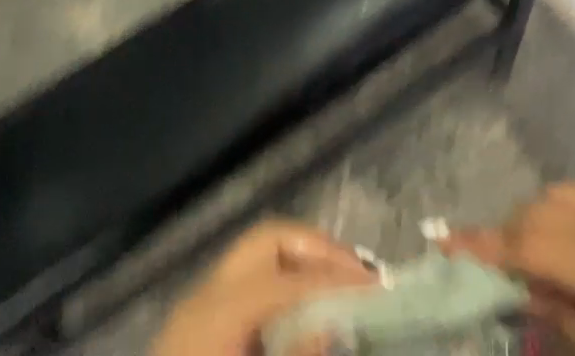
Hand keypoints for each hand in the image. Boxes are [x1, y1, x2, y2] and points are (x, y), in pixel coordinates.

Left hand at [149, 221, 374, 355]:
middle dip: (318, 251)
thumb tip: (333, 326)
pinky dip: (284, 288)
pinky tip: (307, 319)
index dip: (334, 280)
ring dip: (304, 266)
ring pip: (258, 260)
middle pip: (268, 242)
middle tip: (359, 279)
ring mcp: (196, 313)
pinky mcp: (197, 331)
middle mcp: (202, 301)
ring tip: (343, 293)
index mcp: (215, 318)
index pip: (286, 280)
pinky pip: (249, 287)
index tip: (379, 292)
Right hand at [444, 179, 574, 355]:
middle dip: (507, 236)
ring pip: (562, 195)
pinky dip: (572, 210)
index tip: (440, 243)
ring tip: (536, 260)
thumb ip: (562, 318)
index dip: (476, 245)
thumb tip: (529, 297)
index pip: (515, 244)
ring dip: (540, 219)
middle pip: (534, 213)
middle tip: (493, 272)